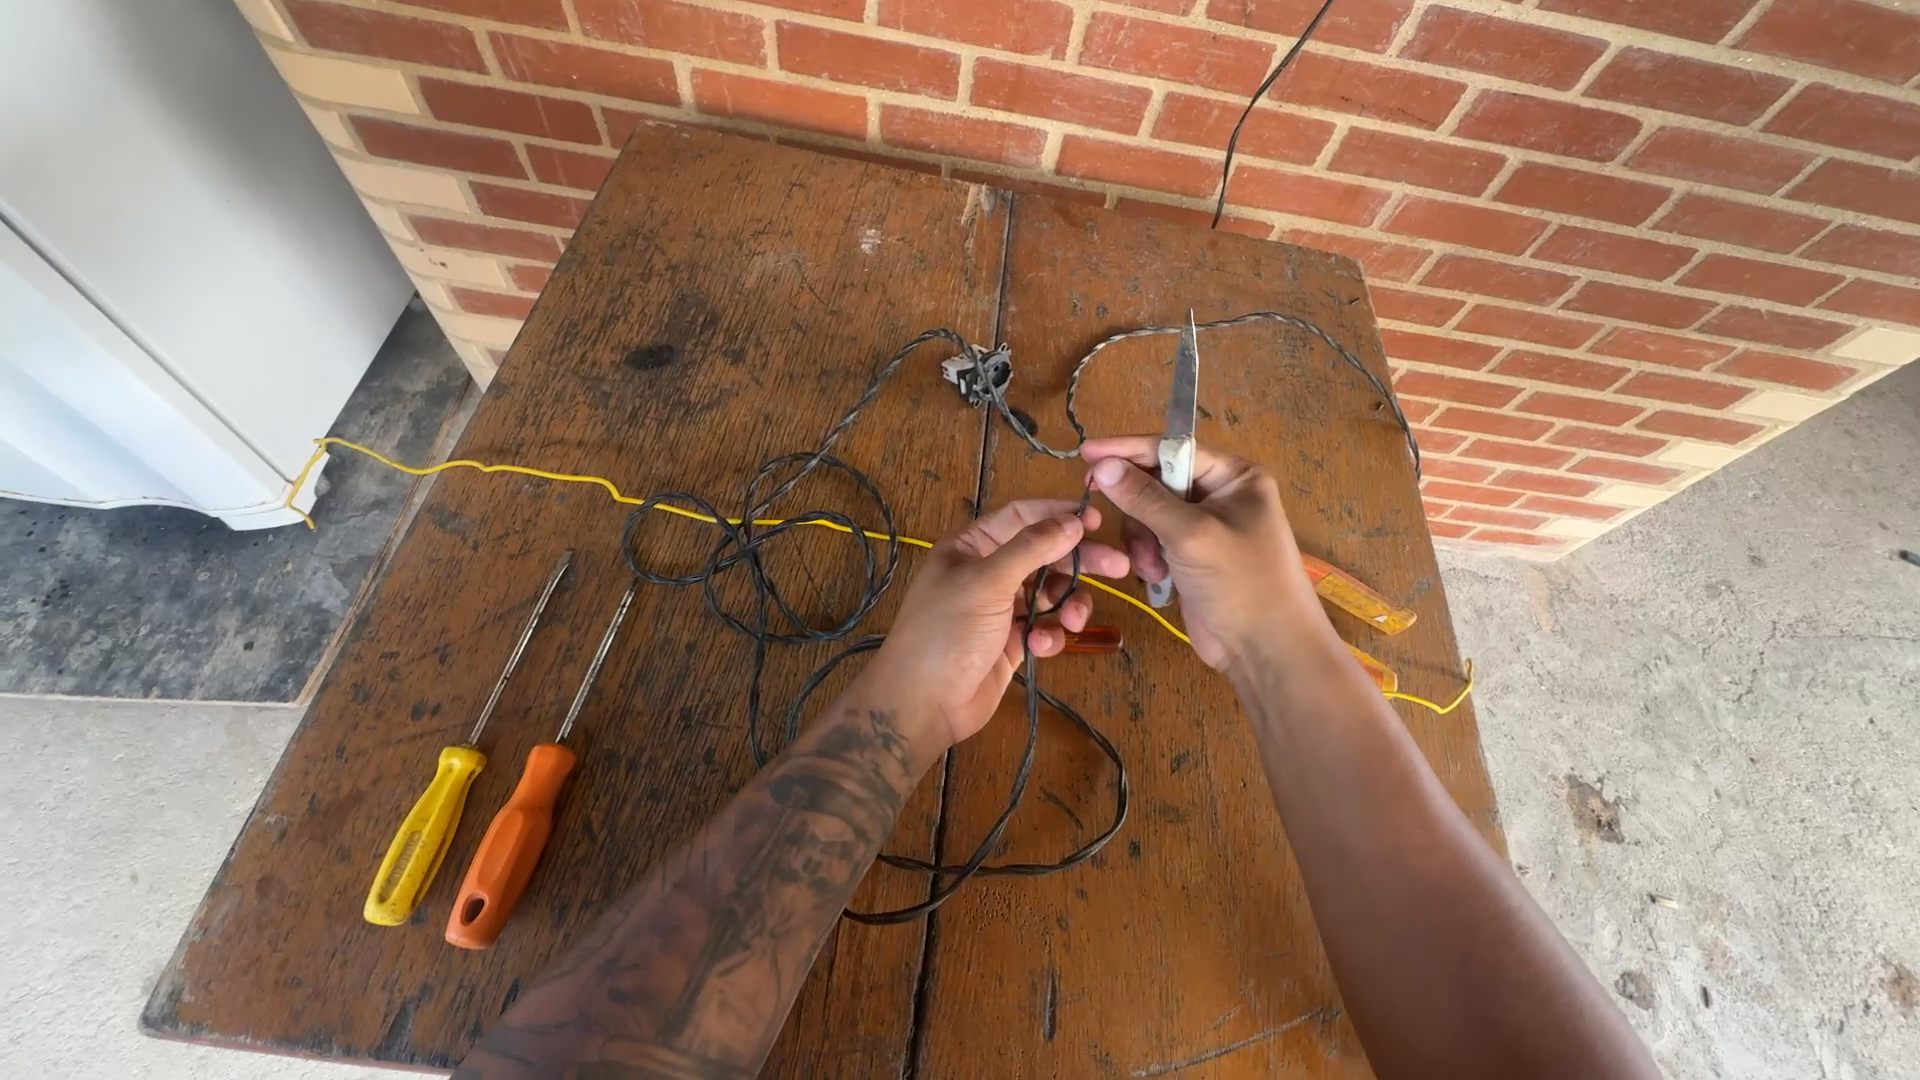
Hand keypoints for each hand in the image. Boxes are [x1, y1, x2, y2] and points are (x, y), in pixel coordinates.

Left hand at [871, 499, 1127, 745]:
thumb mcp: (986, 583)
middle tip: (1120, 567)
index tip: (1098, 521)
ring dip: (1067, 605)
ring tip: (1074, 621)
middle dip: (1079, 562)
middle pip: (1044, 554)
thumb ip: (1031, 548)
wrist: (924, 703)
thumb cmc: (947, 632)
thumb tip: (1074, 521)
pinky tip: (1039, 647)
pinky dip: (1049, 634)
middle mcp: (987, 571)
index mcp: (971, 546)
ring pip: (1050, 592)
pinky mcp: (1012, 640)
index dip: (1058, 515)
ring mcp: (1000, 607)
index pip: (1021, 516)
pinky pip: (1044, 625)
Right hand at [1082, 436, 1324, 671]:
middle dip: (1138, 510)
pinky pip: (1153, 542)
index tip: (1086, 453)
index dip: (1127, 450)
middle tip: (1117, 523)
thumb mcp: (1189, 534)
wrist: (1266, 649)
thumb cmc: (1240, 582)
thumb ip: (1144, 498)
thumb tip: (1102, 466)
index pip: (1172, 449)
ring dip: (1142, 540)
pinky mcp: (1191, 557)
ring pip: (1149, 515)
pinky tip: (1158, 577)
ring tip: (1152, 567)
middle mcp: (1220, 495)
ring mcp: (1205, 528)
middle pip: (1156, 483)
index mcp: (1233, 477)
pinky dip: (1149, 557)